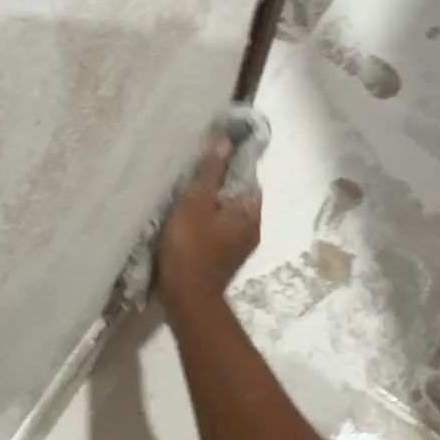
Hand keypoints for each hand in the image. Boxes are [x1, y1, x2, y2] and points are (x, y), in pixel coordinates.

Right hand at [157, 136, 261, 313]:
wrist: (186, 298)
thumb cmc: (190, 246)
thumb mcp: (196, 202)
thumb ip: (211, 172)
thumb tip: (226, 141)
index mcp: (250, 212)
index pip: (248, 176)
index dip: (230, 163)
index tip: (210, 155)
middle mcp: (252, 228)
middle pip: (238, 194)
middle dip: (220, 183)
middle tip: (194, 174)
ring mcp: (241, 245)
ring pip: (229, 212)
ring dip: (213, 202)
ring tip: (188, 194)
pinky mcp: (226, 257)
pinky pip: (221, 228)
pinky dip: (209, 219)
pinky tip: (189, 218)